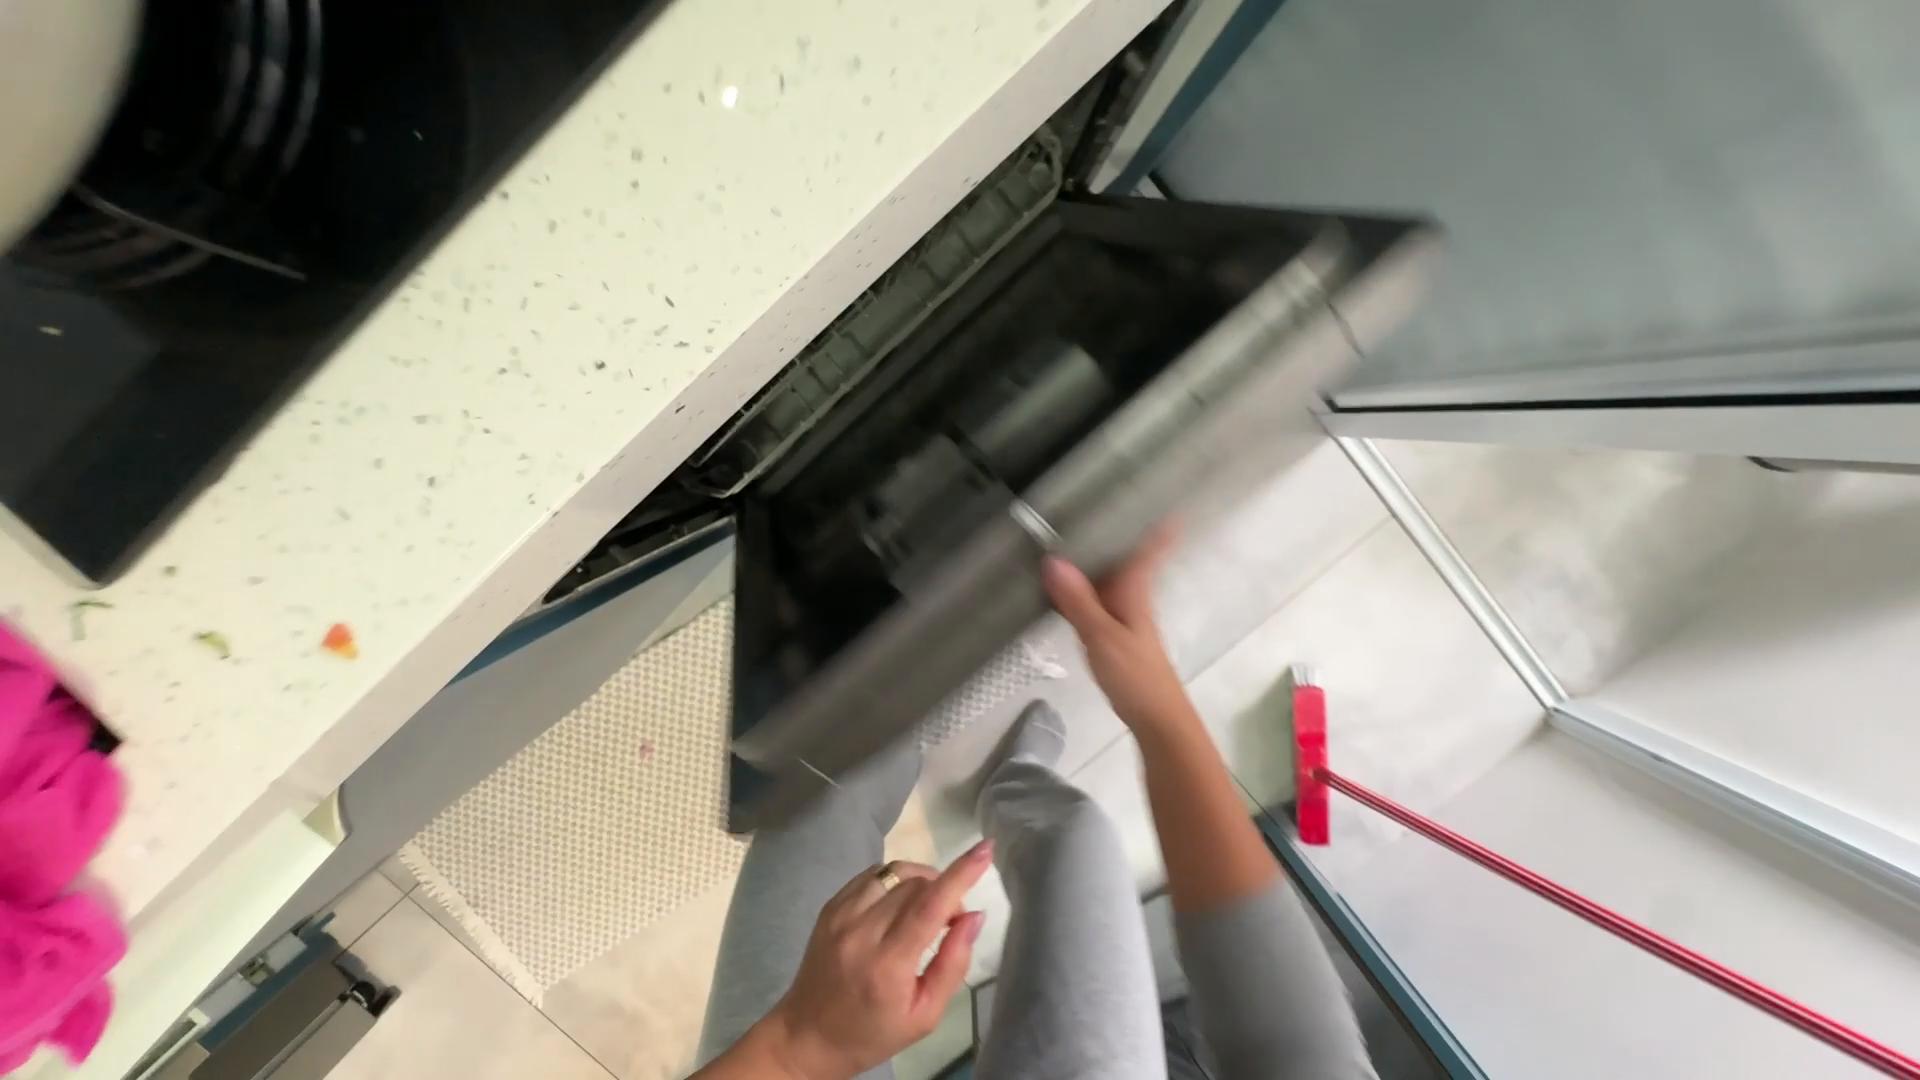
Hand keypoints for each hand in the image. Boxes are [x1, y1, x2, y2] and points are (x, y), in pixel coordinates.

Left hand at [754, 842, 993, 1079]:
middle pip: (916, 884)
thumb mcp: (924, 1015)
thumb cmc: (872, 1033)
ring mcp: (841, 914)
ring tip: (927, 907)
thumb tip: (974, 916)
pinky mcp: (831, 905)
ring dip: (922, 880)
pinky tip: (899, 902)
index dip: (961, 874)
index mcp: (888, 965)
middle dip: (945, 889)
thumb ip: (953, 964)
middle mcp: (862, 931)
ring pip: (895, 871)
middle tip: (952, 919)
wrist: (807, 1036)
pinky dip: (896, 879)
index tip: (986, 849)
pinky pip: (873, 874)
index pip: (930, 906)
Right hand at [1041, 524, 1194, 735]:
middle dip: (1116, 537)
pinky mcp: (1114, 638)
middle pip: (1125, 562)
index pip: (1148, 552)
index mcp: (1134, 593)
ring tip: (1069, 538)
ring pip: (1108, 583)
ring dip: (1095, 563)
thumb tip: (1052, 561)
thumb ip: (1077, 601)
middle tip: (1095, 508)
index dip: (1157, 528)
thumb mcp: (1102, 637)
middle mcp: (1132, 600)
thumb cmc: (1137, 676)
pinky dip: (1083, 591)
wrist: (1157, 721)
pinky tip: (1063, 591)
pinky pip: (1097, 602)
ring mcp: (1124, 620)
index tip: (1163, 502)